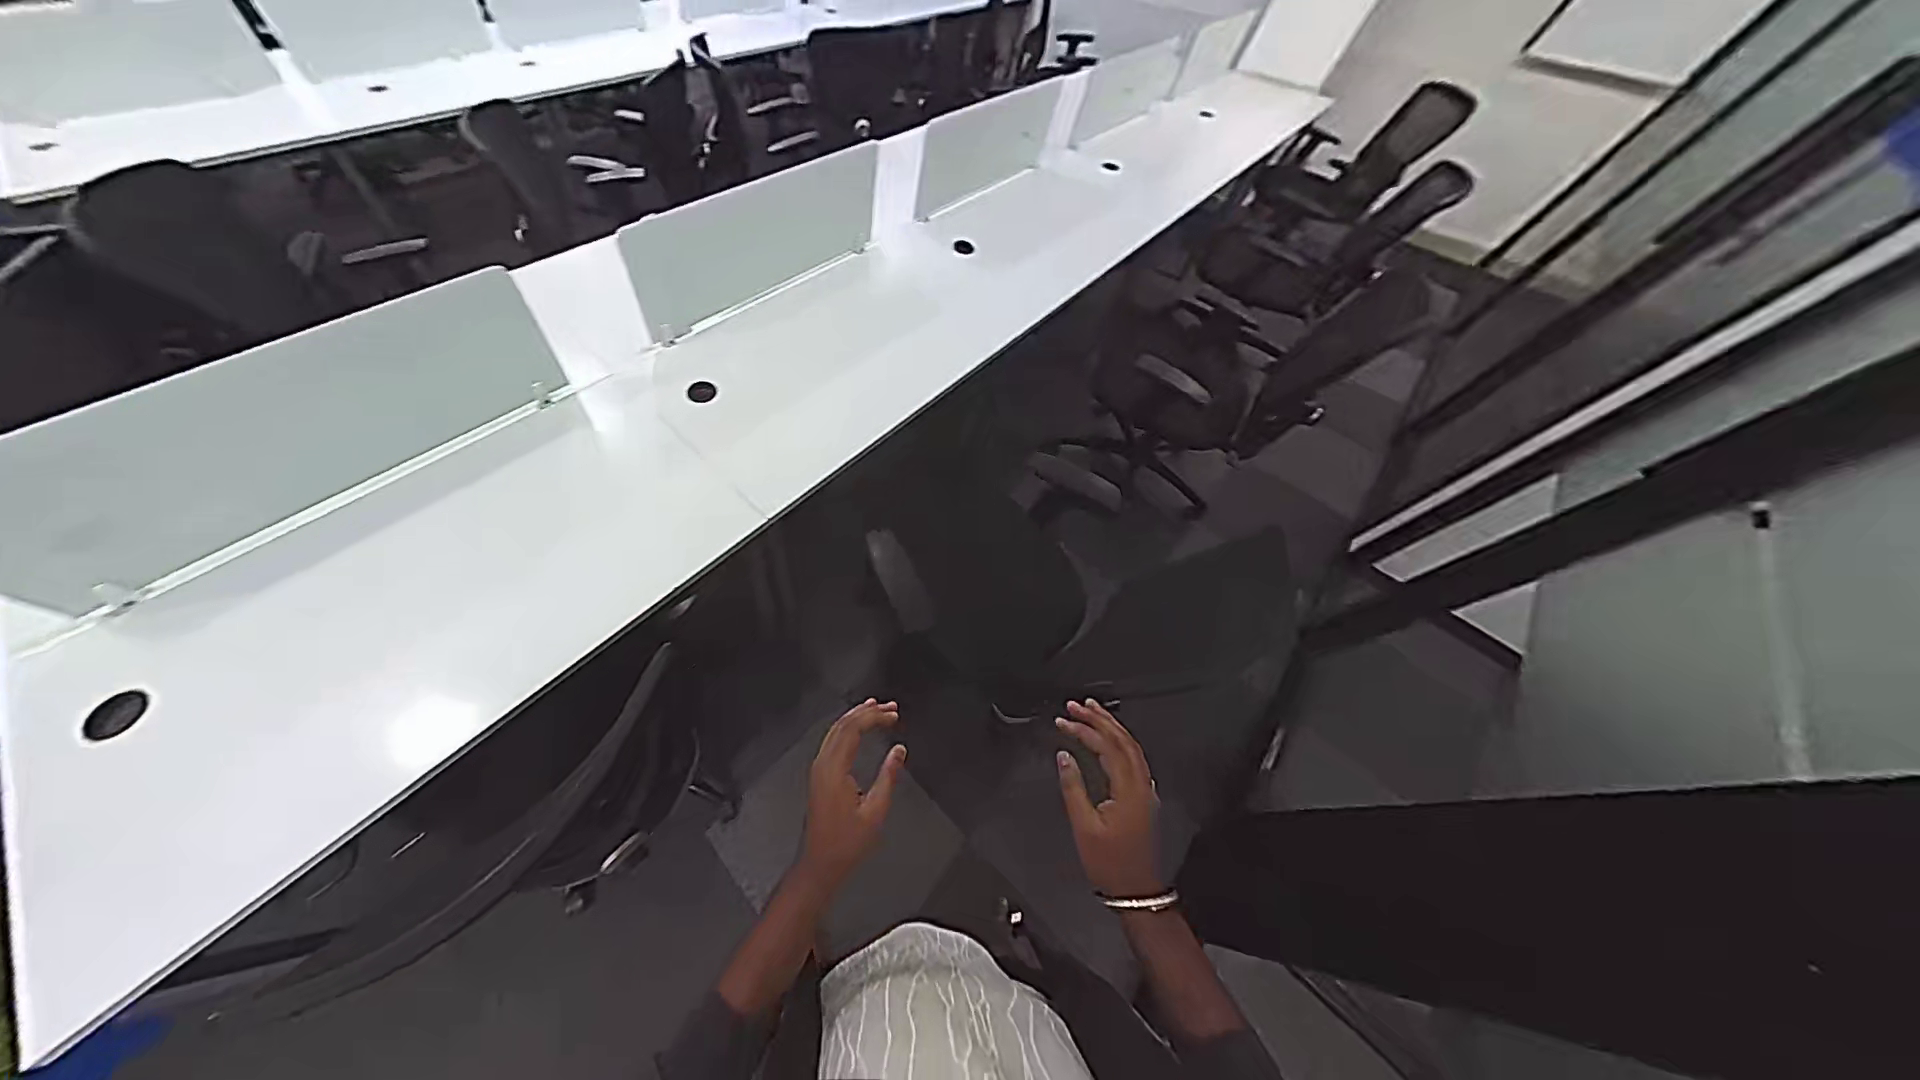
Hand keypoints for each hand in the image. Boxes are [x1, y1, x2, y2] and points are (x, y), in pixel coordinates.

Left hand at [800, 699, 905, 888]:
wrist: (820, 865)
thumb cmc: (847, 843)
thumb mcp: (875, 811)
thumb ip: (888, 776)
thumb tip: (898, 750)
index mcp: (833, 770)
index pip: (852, 730)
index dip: (874, 717)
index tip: (894, 715)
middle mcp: (822, 765)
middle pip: (842, 726)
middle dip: (866, 712)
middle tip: (890, 707)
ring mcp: (818, 769)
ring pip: (835, 731)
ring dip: (856, 718)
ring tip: (876, 708)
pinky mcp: (820, 775)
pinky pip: (833, 742)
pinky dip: (848, 729)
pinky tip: (859, 728)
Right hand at [1056, 699, 1162, 896]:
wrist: (1137, 891)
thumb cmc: (1109, 863)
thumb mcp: (1084, 827)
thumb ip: (1073, 787)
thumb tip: (1064, 756)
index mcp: (1128, 789)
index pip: (1107, 747)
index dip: (1085, 730)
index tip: (1063, 721)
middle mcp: (1142, 784)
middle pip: (1123, 740)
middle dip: (1099, 719)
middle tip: (1076, 705)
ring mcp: (1146, 789)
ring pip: (1131, 747)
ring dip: (1111, 726)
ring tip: (1091, 711)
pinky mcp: (1144, 796)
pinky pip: (1134, 757)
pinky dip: (1119, 740)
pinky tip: (1108, 737)